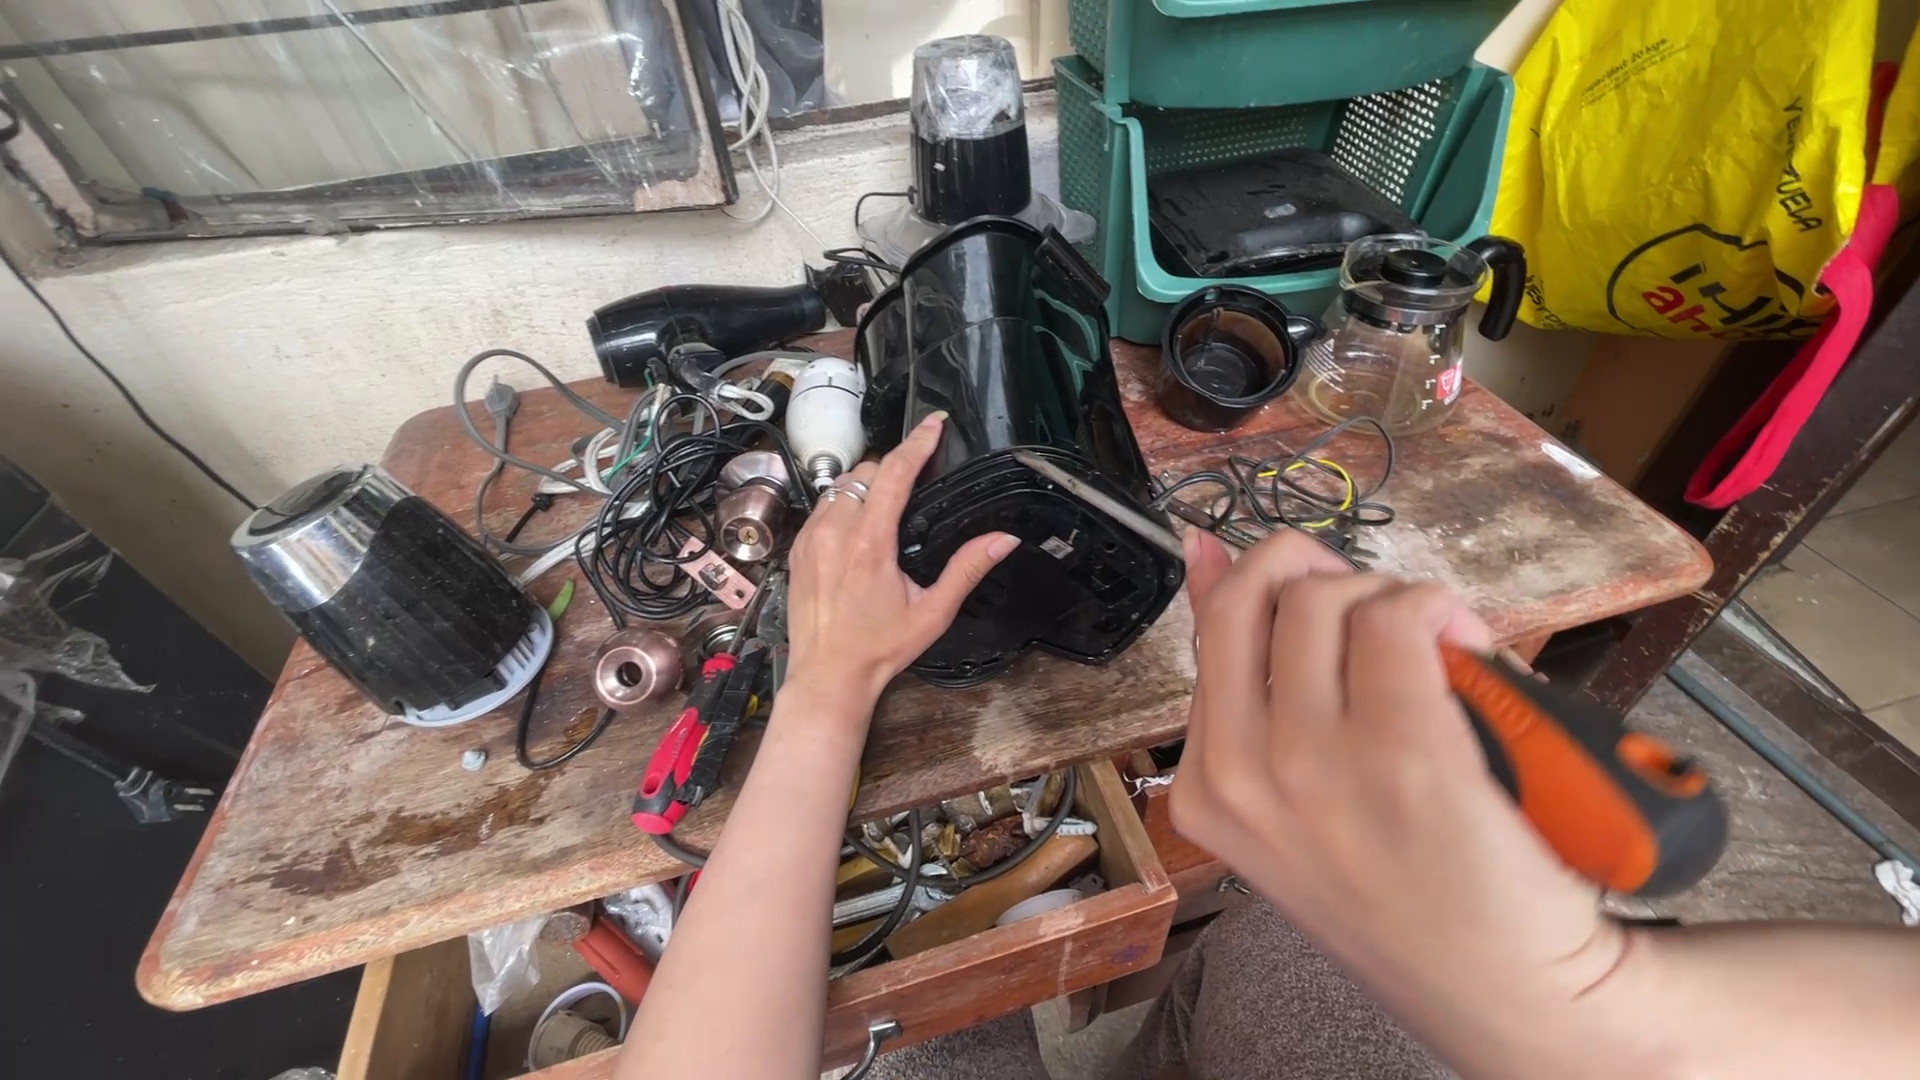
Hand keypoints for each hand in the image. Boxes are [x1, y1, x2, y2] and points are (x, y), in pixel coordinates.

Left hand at [785, 411, 1019, 709]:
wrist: (827, 676)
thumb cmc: (881, 647)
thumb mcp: (933, 611)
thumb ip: (967, 569)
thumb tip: (1003, 539)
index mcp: (869, 543)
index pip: (894, 473)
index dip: (917, 443)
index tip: (933, 424)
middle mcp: (834, 532)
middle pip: (865, 472)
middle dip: (891, 469)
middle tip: (914, 486)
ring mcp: (809, 538)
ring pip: (840, 486)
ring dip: (866, 485)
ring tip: (886, 507)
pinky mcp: (796, 549)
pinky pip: (822, 507)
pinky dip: (843, 505)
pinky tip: (858, 528)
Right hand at [1170, 529, 1621, 1064]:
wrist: (1509, 992)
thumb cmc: (1394, 880)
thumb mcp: (1280, 785)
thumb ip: (1241, 674)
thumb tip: (1197, 545)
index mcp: (1204, 784)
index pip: (1209, 628)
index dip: (1270, 591)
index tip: (1314, 594)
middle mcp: (1238, 772)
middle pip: (1253, 594)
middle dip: (1311, 567)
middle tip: (1368, 601)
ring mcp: (1311, 765)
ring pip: (1323, 598)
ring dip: (1384, 596)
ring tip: (1430, 641)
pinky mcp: (1402, 755)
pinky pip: (1395, 618)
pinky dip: (1435, 607)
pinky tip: (1463, 643)